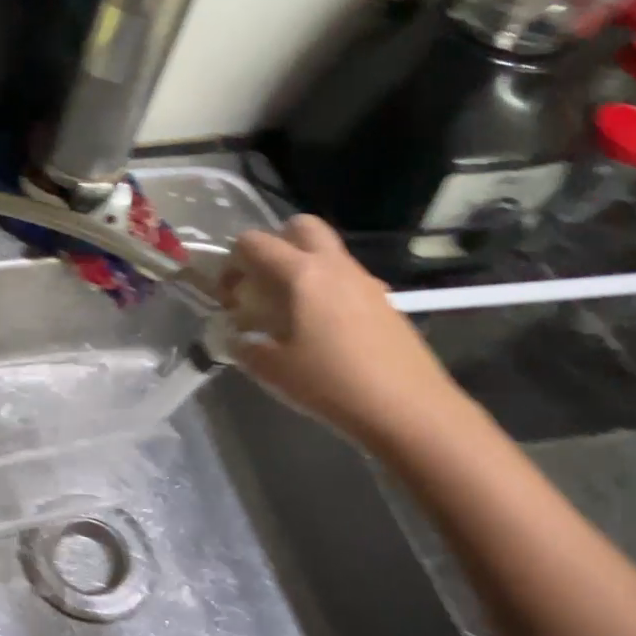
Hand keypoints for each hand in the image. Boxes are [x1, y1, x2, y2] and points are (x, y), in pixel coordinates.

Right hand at [218, 216, 468, 446]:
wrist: (407, 408)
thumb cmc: (330, 383)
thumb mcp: (270, 369)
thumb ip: (244, 346)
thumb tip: (237, 337)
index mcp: (302, 275)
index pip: (256, 242)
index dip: (232, 260)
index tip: (228, 293)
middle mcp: (335, 267)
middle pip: (302, 227)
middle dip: (276, 244)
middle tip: (261, 282)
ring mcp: (366, 283)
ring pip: (327, 255)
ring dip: (302, 270)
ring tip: (287, 313)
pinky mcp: (385, 303)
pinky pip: (346, 282)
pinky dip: (326, 292)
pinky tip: (320, 332)